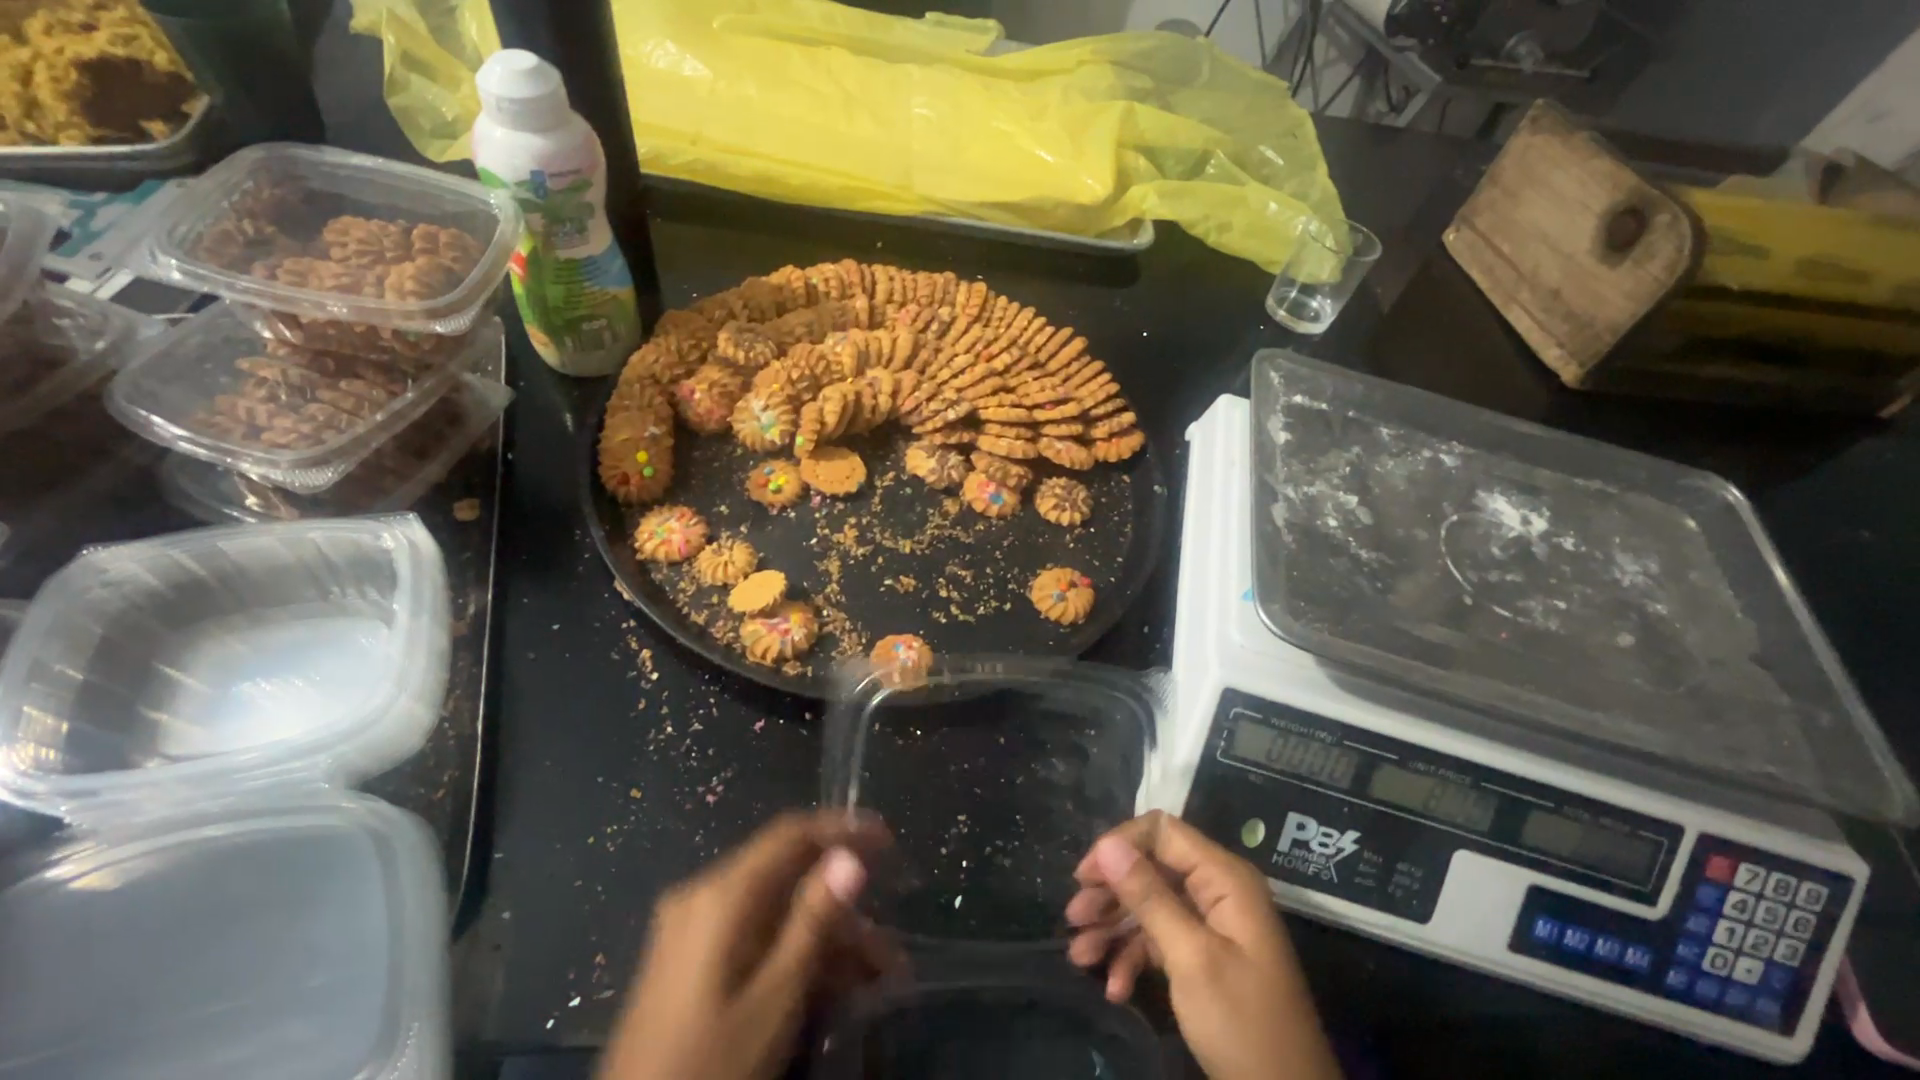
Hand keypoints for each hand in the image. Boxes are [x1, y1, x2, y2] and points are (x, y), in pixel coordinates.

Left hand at [599, 810, 897, 1079]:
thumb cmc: (710, 1060)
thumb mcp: (774, 997)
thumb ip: (813, 921)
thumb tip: (849, 857)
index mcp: (721, 894)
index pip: (789, 834)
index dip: (842, 830)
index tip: (888, 842)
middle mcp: (702, 896)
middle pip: (787, 879)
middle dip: (844, 909)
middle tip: (891, 949)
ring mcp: (691, 928)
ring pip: (774, 914)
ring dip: (826, 939)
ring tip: (878, 979)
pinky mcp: (688, 959)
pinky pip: (752, 937)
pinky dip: (792, 954)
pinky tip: (833, 988)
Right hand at [1066, 812, 1343, 1079]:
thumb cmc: (1242, 1022)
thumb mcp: (1190, 957)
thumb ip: (1148, 897)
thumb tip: (1107, 844)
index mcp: (1224, 878)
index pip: (1162, 831)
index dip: (1119, 845)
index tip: (1084, 877)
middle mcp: (1217, 892)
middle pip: (1151, 869)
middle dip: (1110, 893)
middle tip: (1074, 919)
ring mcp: (1210, 925)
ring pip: (1149, 907)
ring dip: (1112, 929)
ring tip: (1080, 956)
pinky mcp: (1202, 956)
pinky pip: (1158, 940)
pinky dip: (1132, 959)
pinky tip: (1114, 988)